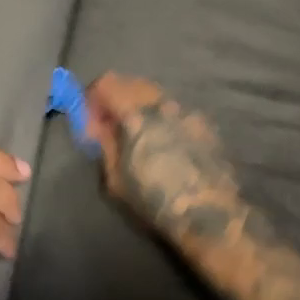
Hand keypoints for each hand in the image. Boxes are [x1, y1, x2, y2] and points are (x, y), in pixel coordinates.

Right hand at [84, 72, 245, 244]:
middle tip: (111, 127)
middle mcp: (163, 104)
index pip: (107, 83)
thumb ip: (104, 144)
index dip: (93, 97)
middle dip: (116, 99)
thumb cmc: (154, 200)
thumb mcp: (116, 178)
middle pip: (132, 83)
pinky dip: (162, 119)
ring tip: (139, 136)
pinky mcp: (205, 125)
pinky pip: (175, 111)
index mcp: (137, 114)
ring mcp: (187, 112)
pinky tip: (165, 145)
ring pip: (156, 95)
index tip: (91, 120)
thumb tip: (97, 125)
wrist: (208, 216)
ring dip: (140, 108)